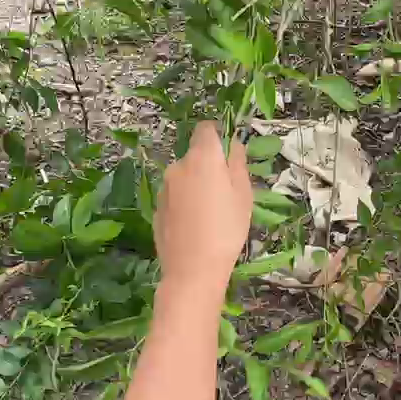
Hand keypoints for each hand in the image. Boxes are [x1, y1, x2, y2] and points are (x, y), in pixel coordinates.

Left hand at [155, 121, 251, 294]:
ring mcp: (164, 188)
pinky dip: (186, 203)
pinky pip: (176, 197)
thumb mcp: (243, 195)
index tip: (229, 154)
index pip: (206, 129)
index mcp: (202, 158)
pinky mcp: (157, 208)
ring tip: (211, 214)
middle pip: (195, 156)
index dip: (218, 136)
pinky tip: (196, 226)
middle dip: (209, 167)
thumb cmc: (227, 229)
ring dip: (196, 186)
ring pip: (184, 177)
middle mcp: (178, 166)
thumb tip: (234, 144)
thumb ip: (237, 163)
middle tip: (227, 193)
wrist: (193, 269)